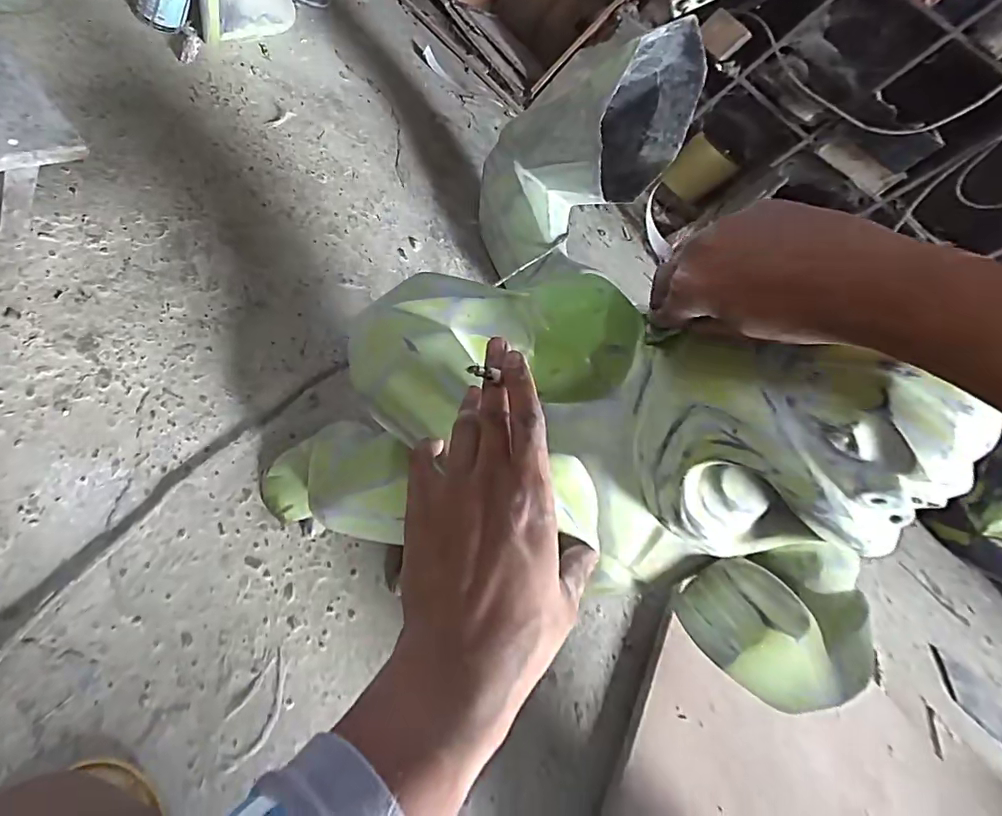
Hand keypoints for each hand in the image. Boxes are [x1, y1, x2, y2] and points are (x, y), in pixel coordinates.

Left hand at [334, 337, 595, 815]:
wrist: (457, 653)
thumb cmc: (521, 631)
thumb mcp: (564, 598)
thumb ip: (573, 562)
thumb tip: (581, 546)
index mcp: (533, 500)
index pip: (530, 426)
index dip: (523, 385)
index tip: (517, 356)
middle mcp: (492, 484)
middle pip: (494, 416)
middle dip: (495, 377)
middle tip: (494, 348)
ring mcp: (451, 490)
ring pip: (462, 431)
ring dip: (469, 406)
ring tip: (475, 386)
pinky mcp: (420, 504)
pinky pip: (424, 458)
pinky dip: (432, 446)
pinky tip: (437, 445)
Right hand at [651, 199, 919, 342]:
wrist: (870, 280)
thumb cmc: (803, 317)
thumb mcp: (746, 331)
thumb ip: (710, 323)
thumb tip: (695, 320)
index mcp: (687, 282)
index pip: (664, 304)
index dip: (670, 316)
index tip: (676, 323)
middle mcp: (697, 247)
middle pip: (676, 267)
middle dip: (680, 284)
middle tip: (696, 300)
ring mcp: (729, 222)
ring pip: (706, 244)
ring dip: (710, 260)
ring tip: (734, 275)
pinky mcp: (763, 208)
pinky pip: (740, 229)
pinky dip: (744, 243)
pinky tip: (770, 256)